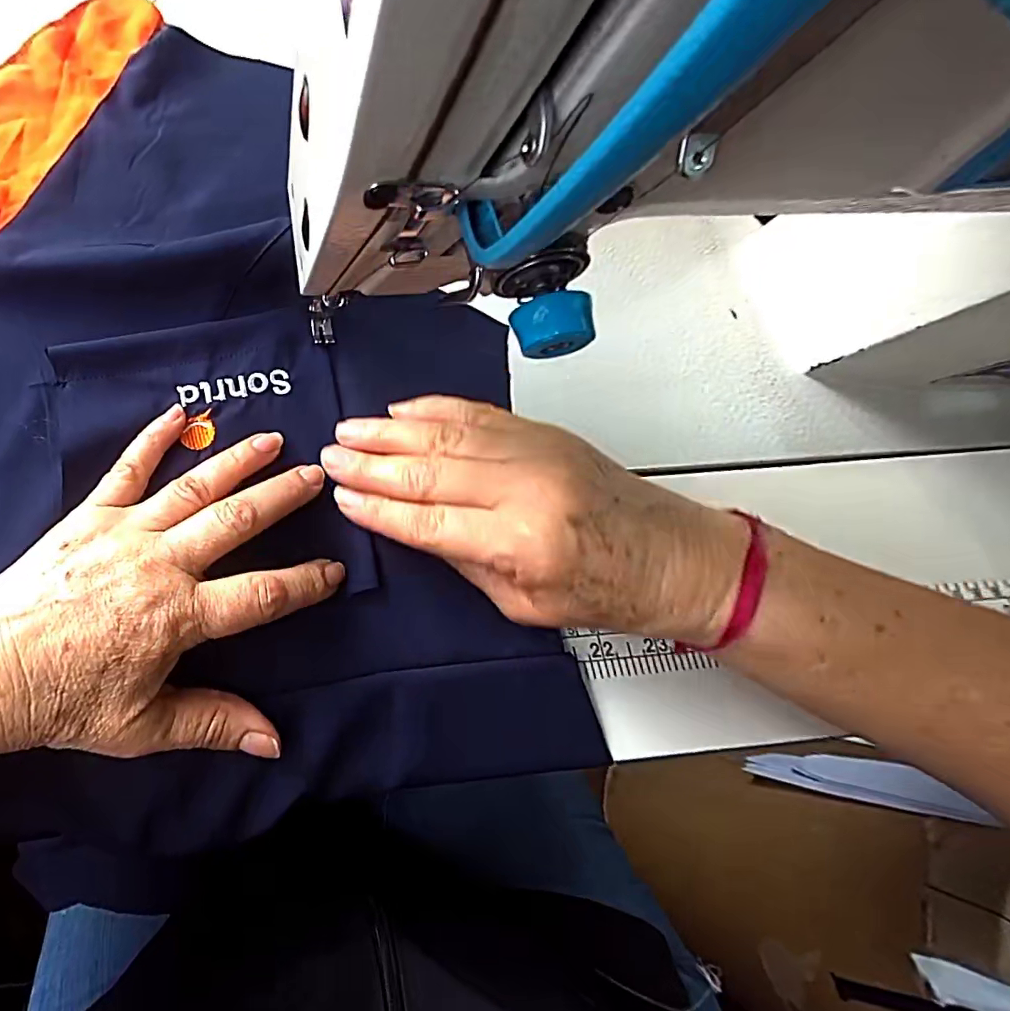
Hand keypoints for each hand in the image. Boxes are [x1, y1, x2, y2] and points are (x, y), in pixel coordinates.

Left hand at [0, 406, 343, 773]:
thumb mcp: (140, 728)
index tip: (334, 568)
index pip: (260, 595)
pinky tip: (178, 414)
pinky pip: (127, 469)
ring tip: (271, 441)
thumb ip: (211, 723)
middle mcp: (159, 564)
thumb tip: (274, 742)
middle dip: (281, 498)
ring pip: (192, 488)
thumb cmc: (60, 701)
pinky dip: (153, 438)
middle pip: (235, 523)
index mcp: (178, 616)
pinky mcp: (88, 516)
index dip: (304, 582)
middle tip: (316, 477)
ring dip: (235, 462)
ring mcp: (123, 532)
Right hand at [320, 396, 746, 643]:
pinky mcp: (543, 434)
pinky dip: (431, 409)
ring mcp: (537, 453)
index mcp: (520, 543)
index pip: (424, 519)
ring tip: (350, 431)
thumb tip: (407, 523)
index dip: (375, 508)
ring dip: (388, 432)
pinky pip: (475, 413)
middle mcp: (526, 490)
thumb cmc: (606, 589)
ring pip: (442, 435)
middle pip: (425, 471)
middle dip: (369, 464)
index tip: (343, 497)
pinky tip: (399, 410)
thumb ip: (459, 557)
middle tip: (333, 458)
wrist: (676, 558)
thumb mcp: (519, 601)